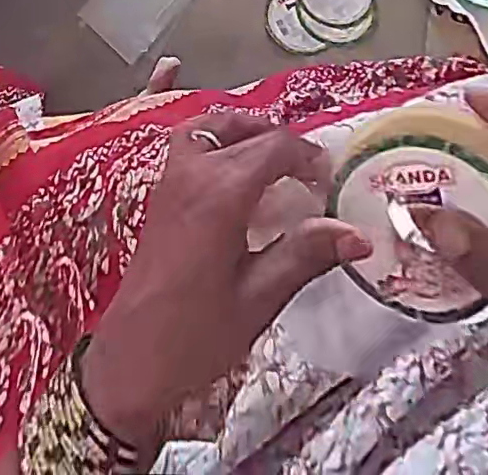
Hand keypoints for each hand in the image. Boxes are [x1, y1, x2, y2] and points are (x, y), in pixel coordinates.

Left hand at [80, 112, 371, 449]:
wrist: (130, 361)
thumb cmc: (194, 336)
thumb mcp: (258, 298)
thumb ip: (306, 255)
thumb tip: (358, 236)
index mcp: (222, 193)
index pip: (276, 147)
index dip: (308, 158)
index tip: (329, 183)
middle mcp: (195, 171)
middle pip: (249, 132)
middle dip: (285, 147)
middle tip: (310, 177)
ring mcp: (173, 176)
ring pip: (215, 125)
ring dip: (248, 131)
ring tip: (274, 160)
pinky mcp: (162, 189)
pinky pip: (192, 140)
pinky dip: (219, 138)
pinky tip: (235, 171)